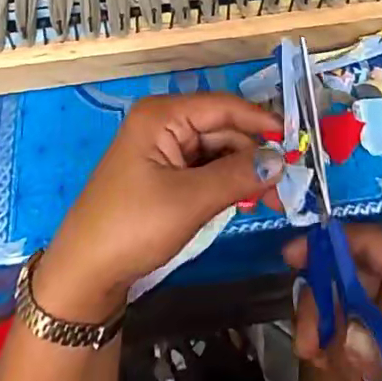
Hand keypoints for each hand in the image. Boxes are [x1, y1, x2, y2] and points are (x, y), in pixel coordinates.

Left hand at [37, 94, 281, 323]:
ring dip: (243, 172)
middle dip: (254, 155)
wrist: (85, 274)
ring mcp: (162, 149)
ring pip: (216, 151)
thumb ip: (238, 175)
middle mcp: (163, 123)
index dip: (260, 122)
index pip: (223, 106)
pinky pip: (204, 168)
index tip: (296, 142)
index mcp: (162, 115)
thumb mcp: (190, 200)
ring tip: (271, 200)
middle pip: (221, 129)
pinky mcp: (163, 173)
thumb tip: (280, 159)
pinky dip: (226, 182)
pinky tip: (246, 200)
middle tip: (286, 187)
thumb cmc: (134, 226)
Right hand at [286, 225, 381, 380]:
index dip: (333, 244)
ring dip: (338, 347)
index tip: (291, 258)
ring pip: (353, 318)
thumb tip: (339, 329)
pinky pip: (362, 353)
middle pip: (355, 280)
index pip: (377, 247)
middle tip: (309, 349)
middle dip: (328, 308)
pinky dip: (351, 372)